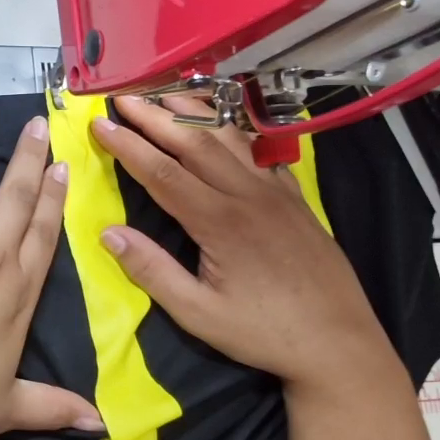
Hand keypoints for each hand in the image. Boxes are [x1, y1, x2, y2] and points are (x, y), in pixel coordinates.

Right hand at [90, 97, 396, 393]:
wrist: (340, 345)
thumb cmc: (262, 333)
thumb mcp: (198, 314)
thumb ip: (152, 272)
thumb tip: (108, 233)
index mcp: (220, 223)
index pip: (163, 173)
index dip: (128, 146)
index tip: (99, 125)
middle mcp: (248, 197)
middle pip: (194, 143)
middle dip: (154, 117)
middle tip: (122, 98)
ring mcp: (275, 193)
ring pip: (229, 139)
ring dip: (193, 112)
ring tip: (163, 94)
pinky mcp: (293, 198)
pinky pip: (259, 151)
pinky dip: (234, 128)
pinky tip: (220, 121)